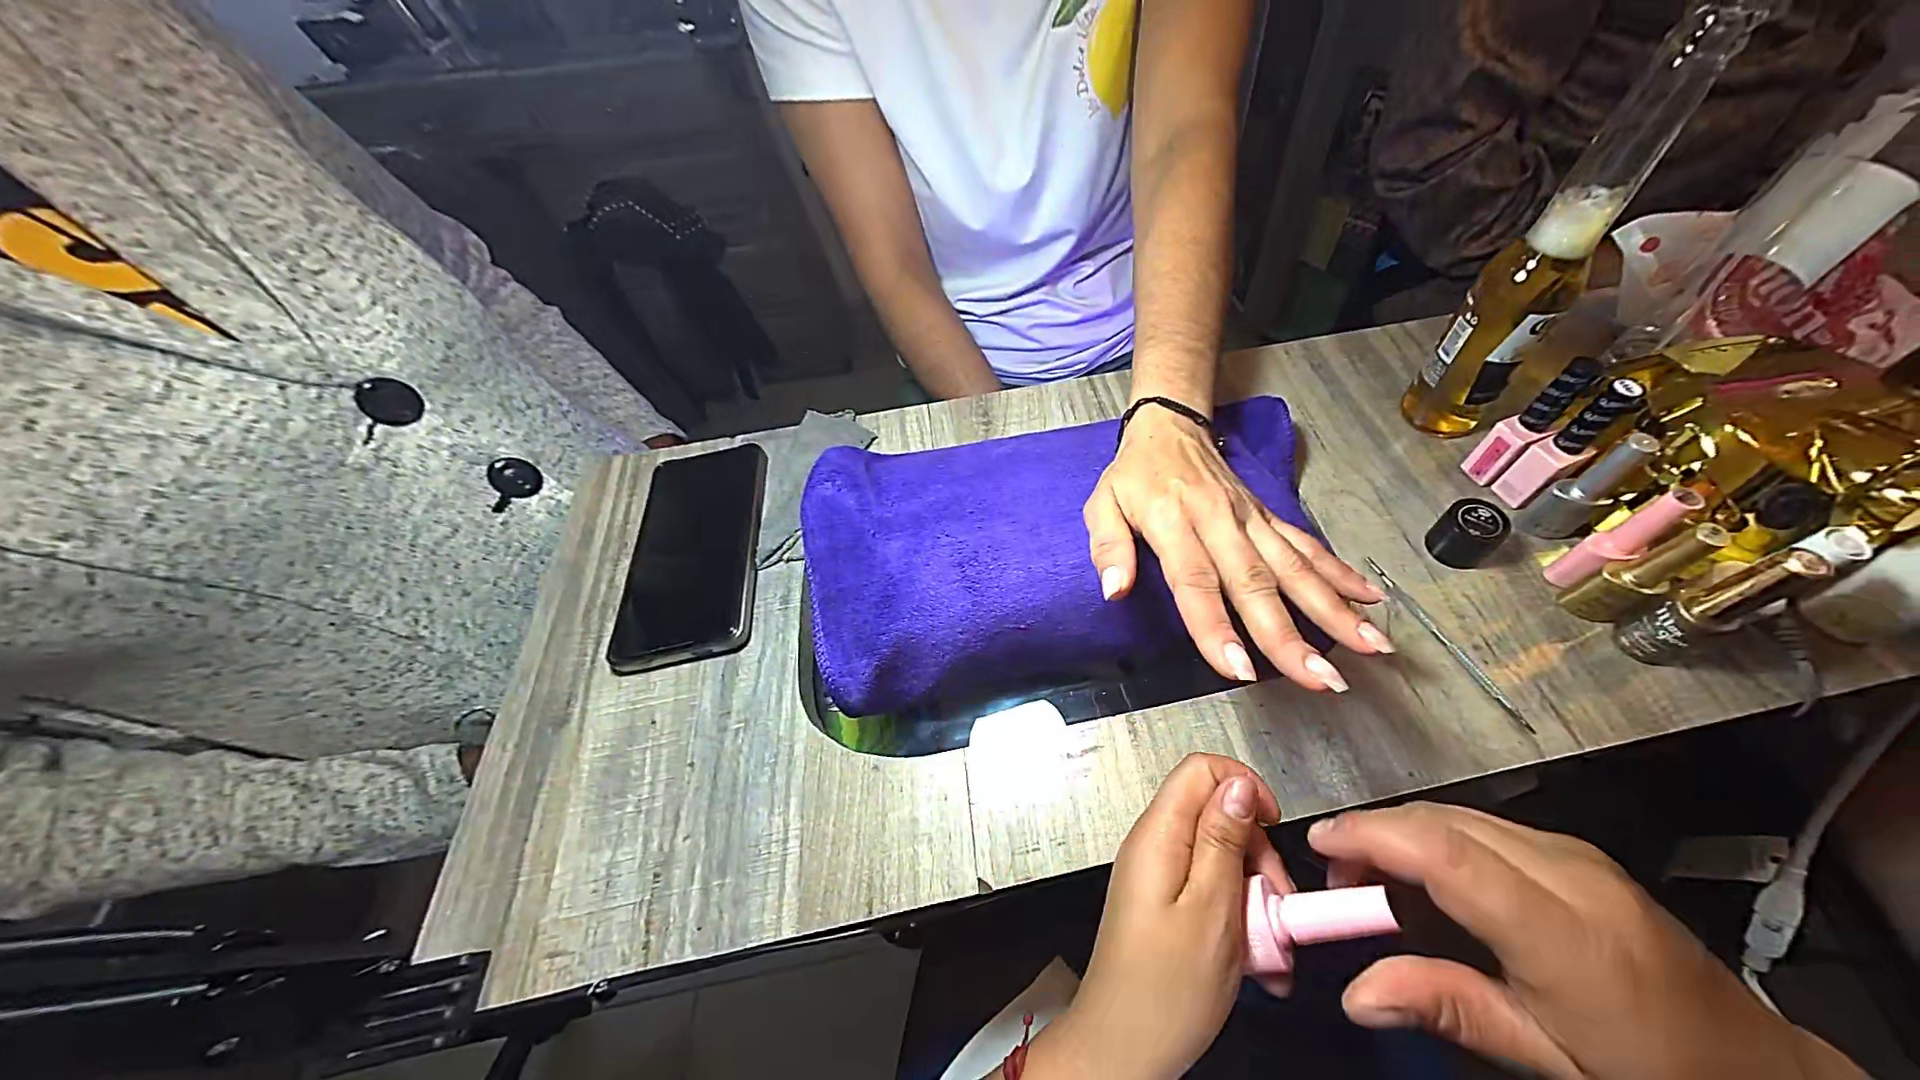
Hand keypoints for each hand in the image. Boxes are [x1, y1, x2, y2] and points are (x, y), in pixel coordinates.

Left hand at [1023, 754, 1290, 1079]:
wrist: (1123, 1046)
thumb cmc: (1164, 990)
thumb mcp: (1210, 910)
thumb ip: (1222, 840)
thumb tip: (1238, 785)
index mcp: (1158, 834)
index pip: (1200, 769)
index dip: (1244, 786)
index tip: (1274, 829)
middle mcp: (1153, 842)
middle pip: (1216, 811)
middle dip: (1257, 852)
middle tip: (1276, 904)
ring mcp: (1158, 870)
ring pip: (1220, 852)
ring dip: (1254, 891)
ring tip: (1268, 946)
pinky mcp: (1165, 897)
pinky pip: (1209, 884)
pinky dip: (1238, 912)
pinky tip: (1253, 956)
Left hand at [1083, 404, 1389, 691]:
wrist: (1169, 426)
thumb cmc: (1133, 474)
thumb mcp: (1102, 505)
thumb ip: (1108, 548)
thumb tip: (1114, 591)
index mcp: (1173, 523)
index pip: (1196, 582)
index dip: (1216, 627)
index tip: (1238, 669)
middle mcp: (1220, 521)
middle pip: (1256, 582)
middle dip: (1288, 635)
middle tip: (1321, 678)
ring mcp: (1250, 518)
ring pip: (1294, 567)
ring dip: (1333, 609)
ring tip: (1371, 646)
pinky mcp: (1267, 515)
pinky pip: (1307, 544)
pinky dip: (1339, 572)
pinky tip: (1369, 598)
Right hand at [1309, 803, 1866, 1079]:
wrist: (1759, 1067)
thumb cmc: (1651, 1070)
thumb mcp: (1549, 1057)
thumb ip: (1450, 1009)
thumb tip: (1357, 995)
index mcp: (1569, 937)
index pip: (1450, 857)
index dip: (1374, 837)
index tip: (1320, 844)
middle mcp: (1571, 875)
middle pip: (1442, 822)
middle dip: (1372, 833)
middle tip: (1335, 876)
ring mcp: (1575, 854)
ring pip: (1455, 814)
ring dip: (1398, 832)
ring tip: (1369, 876)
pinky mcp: (1571, 848)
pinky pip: (1478, 822)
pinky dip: (1430, 835)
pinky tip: (1418, 871)